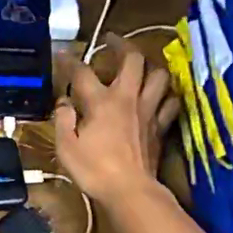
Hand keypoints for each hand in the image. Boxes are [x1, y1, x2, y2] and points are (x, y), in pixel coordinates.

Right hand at [53, 38, 181, 206]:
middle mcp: (127, 98)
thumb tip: (64, 103)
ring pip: (160, 76)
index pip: (83, 72)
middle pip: (133, 60)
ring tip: (140, 68)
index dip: (70, 60)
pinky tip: (159, 96)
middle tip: (112, 41)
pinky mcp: (161, 126)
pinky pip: (171, 102)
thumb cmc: (94, 170)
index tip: (62, 54)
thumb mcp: (66, 146)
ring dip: (150, 67)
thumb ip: (63, 120)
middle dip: (122, 45)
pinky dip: (166, 95)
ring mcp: (148, 111)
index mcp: (100, 102)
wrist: (130, 191)